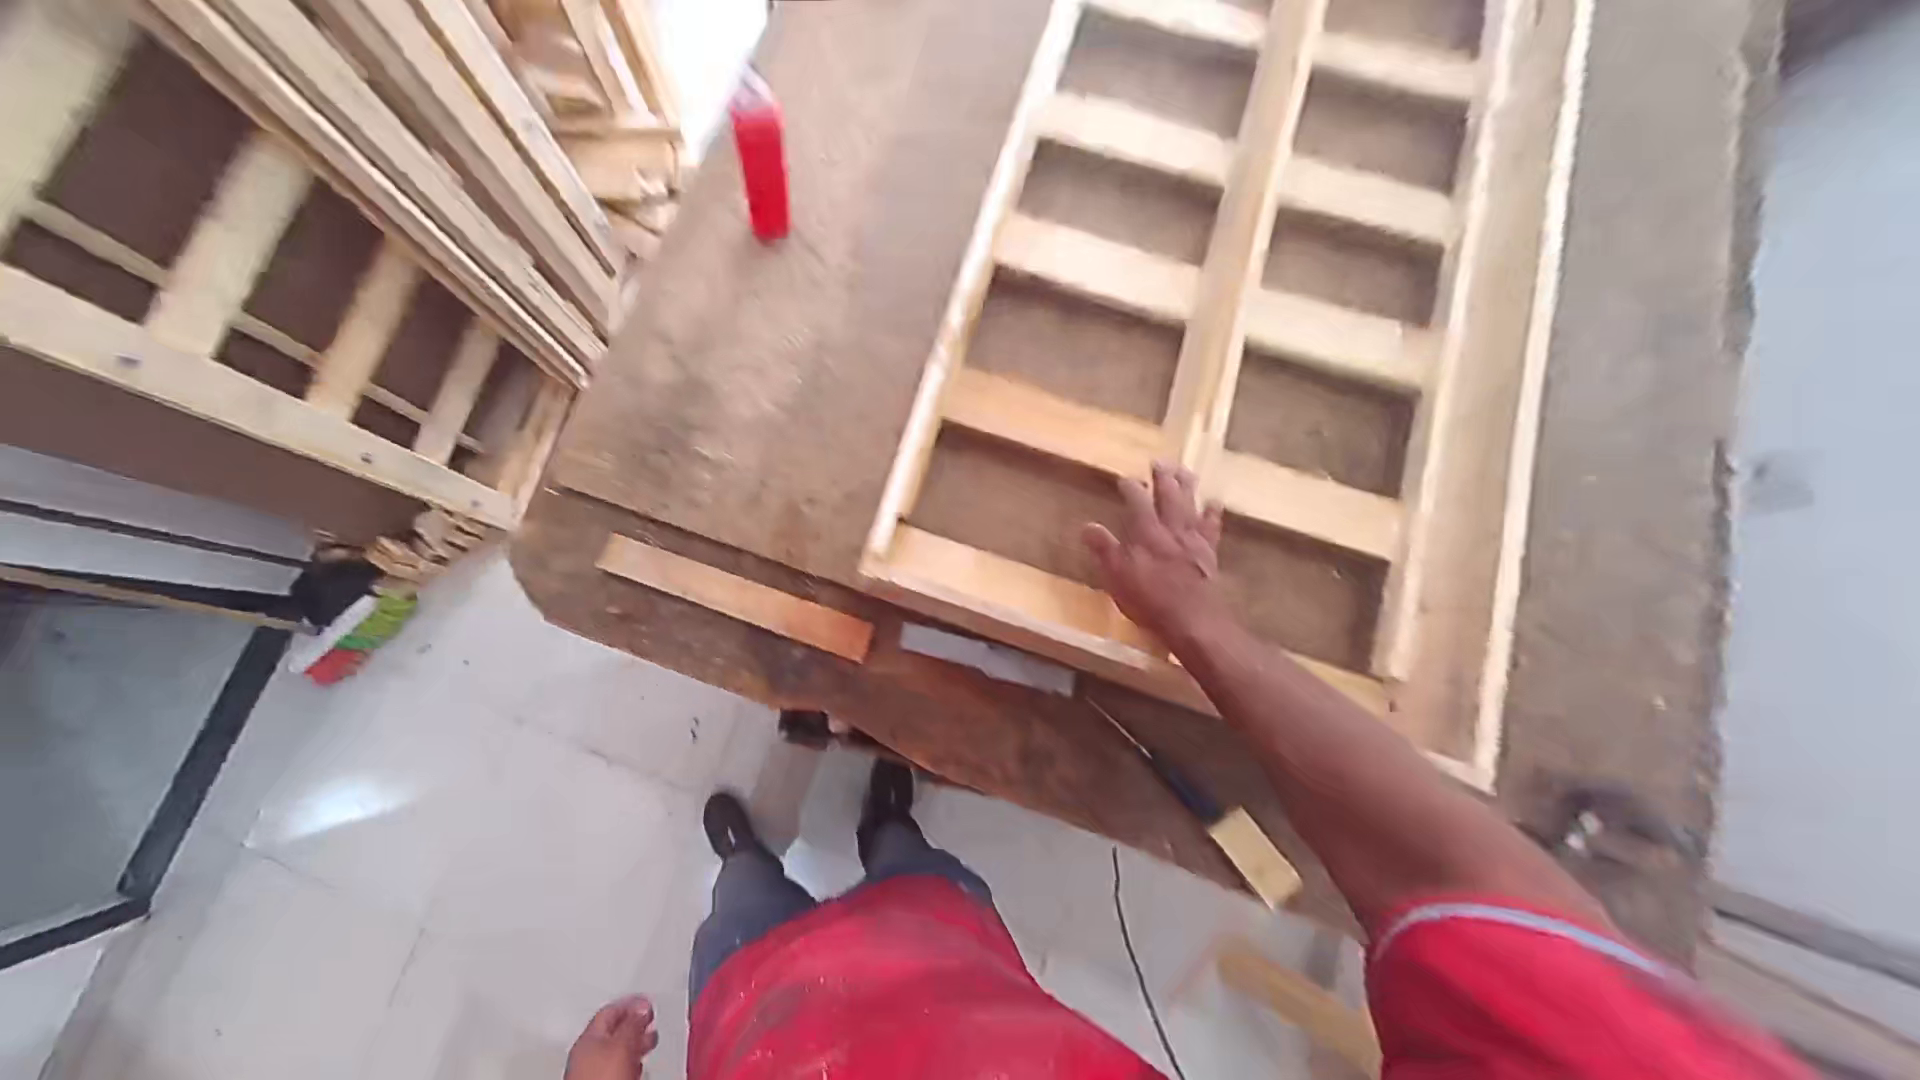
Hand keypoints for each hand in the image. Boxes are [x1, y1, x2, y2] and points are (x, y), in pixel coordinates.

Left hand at [565, 996, 656, 1079]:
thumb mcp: (623, 1043)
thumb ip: (634, 1022)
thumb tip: (642, 1008)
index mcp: (588, 1039)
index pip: (610, 1010)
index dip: (631, 1003)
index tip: (647, 1001)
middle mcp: (585, 1056)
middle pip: (612, 1031)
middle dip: (634, 1024)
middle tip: (650, 1019)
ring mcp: (590, 1074)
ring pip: (615, 1051)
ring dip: (634, 1044)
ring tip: (649, 1043)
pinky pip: (615, 1069)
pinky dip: (629, 1063)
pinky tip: (637, 1068)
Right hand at [1082, 461, 1228, 646]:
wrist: (1193, 619)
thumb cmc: (1149, 600)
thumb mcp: (1116, 577)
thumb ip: (1103, 550)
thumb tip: (1087, 526)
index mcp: (1146, 533)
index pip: (1137, 502)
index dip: (1131, 488)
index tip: (1124, 478)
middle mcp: (1171, 530)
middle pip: (1168, 496)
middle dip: (1162, 478)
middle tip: (1159, 462)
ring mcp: (1193, 541)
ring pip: (1190, 505)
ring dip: (1187, 487)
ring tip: (1185, 471)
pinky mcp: (1208, 554)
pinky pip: (1212, 527)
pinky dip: (1212, 514)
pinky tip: (1214, 504)